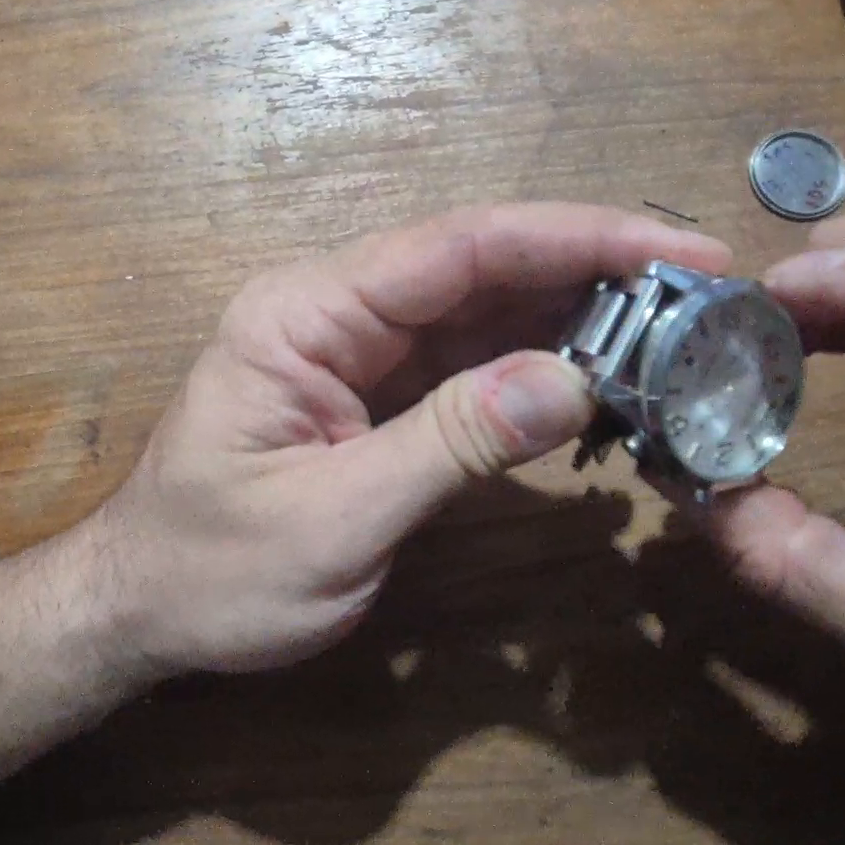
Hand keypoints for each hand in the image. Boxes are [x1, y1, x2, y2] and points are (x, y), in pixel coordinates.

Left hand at [84, 203, 729, 675]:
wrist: (143, 607)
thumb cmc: (212, 572)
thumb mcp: (332, 519)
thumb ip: (449, 444)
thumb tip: (572, 382)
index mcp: (304, 314)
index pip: (454, 249)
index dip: (572, 237)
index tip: (676, 246)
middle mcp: (333, 310)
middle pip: (477, 266)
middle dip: (589, 270)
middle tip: (700, 290)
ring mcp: (356, 349)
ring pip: (482, 310)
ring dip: (575, 316)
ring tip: (674, 331)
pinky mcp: (375, 392)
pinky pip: (468, 362)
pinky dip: (537, 366)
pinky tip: (603, 377)